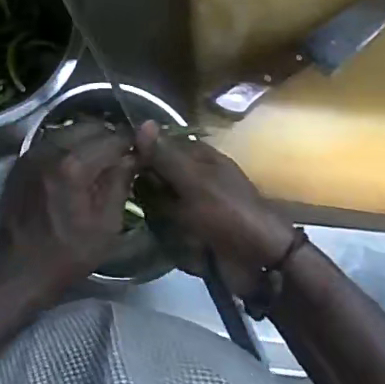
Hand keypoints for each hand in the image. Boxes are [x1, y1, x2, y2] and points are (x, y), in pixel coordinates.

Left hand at [0, 119, 136, 293]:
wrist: (21, 265)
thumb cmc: (69, 252)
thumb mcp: (107, 223)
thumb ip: (120, 181)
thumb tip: (135, 154)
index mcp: (74, 166)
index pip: (112, 138)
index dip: (131, 141)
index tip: (142, 149)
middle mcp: (51, 149)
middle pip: (89, 127)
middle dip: (109, 137)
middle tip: (121, 157)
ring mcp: (33, 151)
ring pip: (69, 129)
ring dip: (88, 139)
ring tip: (100, 161)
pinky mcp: (23, 158)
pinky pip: (52, 140)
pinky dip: (68, 145)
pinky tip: (76, 165)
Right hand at [135, 121, 295, 275]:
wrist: (260, 262)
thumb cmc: (229, 212)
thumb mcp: (193, 180)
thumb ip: (164, 154)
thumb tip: (142, 122)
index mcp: (199, 156)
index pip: (159, 144)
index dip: (142, 152)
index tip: (124, 164)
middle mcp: (194, 176)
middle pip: (155, 175)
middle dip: (148, 189)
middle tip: (148, 200)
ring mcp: (192, 204)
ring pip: (157, 202)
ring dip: (158, 214)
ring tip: (166, 225)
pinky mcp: (191, 230)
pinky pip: (166, 226)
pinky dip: (167, 233)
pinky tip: (171, 238)